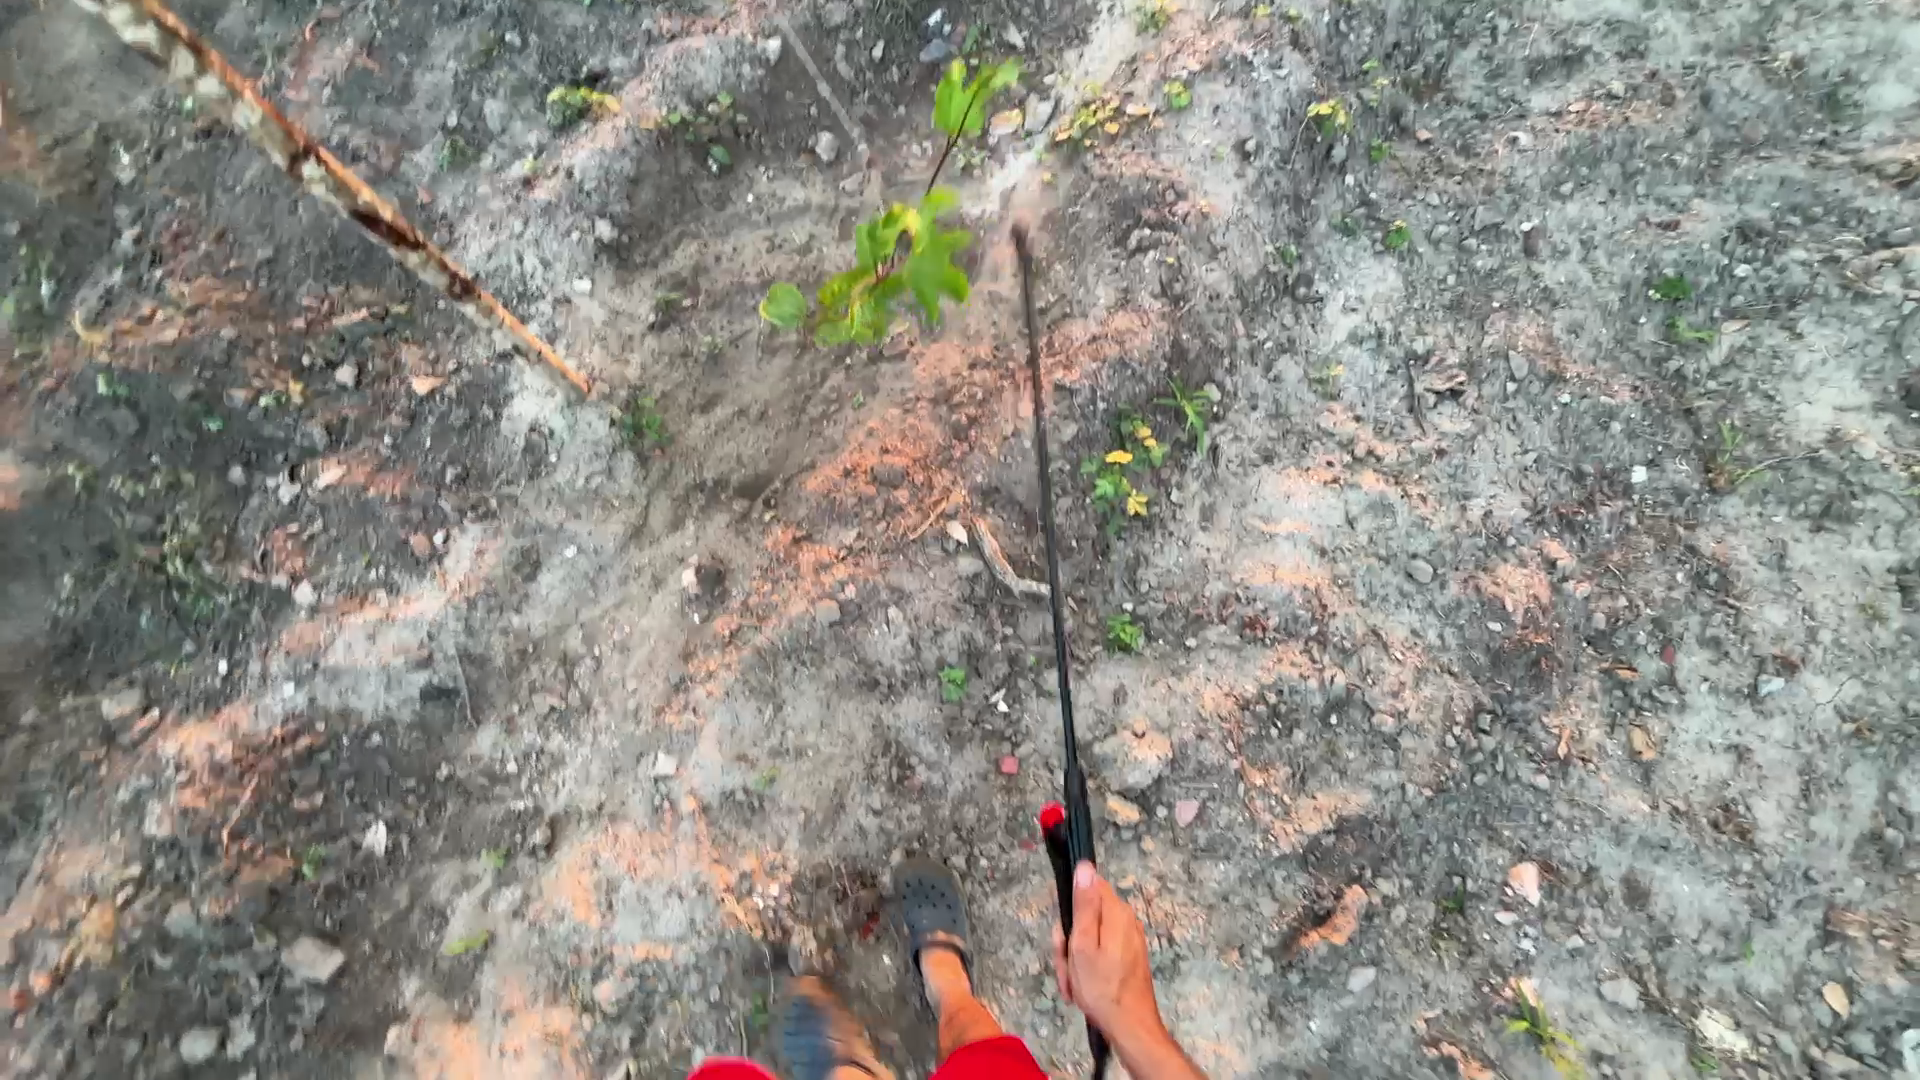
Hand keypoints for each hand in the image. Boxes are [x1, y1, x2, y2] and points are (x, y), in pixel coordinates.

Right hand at [1049, 862, 1164, 1041]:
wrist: (1132, 1030)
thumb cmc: (1102, 988)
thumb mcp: (1082, 945)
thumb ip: (1083, 904)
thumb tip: (1085, 865)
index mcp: (1116, 911)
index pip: (1088, 885)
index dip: (1070, 905)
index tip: (1064, 933)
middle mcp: (1126, 918)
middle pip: (1088, 912)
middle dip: (1071, 939)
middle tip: (1067, 966)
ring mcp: (1130, 938)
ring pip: (1092, 934)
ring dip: (1077, 957)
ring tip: (1074, 983)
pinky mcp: (1130, 956)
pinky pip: (1102, 949)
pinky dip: (1089, 966)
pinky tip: (1084, 987)